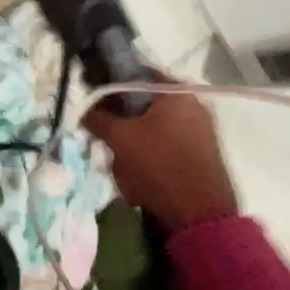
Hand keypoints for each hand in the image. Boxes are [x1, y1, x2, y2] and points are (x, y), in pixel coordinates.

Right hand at [82, 92, 237, 229]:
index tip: (96, 101)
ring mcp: (203, 131)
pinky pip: (169, 145)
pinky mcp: (204, 155)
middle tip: (106, 134)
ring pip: (156, 127)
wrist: (199, 214)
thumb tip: (85, 110)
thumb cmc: (158, 164)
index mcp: (177, 91)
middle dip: (124, 119)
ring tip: (121, 161)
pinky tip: (140, 174)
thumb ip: (99, 118)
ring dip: (137, 140)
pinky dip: (153, 154)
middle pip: (147, 104)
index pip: (136, 75)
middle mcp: (195, 104)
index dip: (112, 86)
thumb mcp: (119, 138)